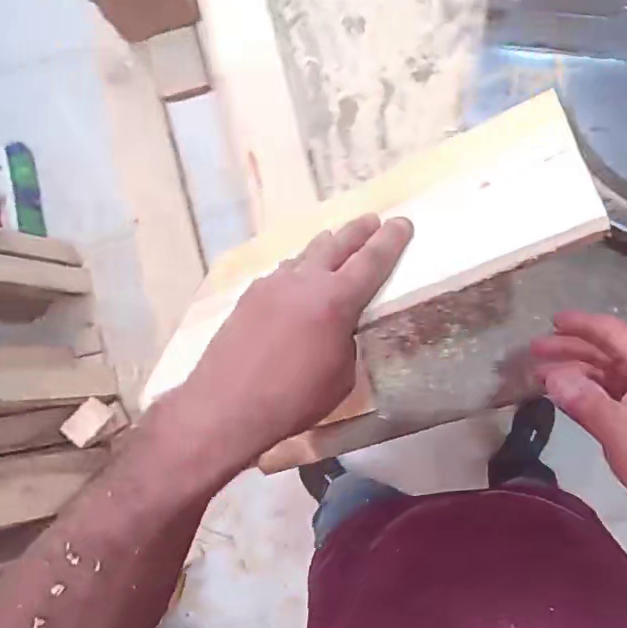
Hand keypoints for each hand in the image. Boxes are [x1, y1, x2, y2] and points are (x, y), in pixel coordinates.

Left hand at [159, 215, 411, 476]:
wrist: (224, 407)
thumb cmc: (295, 398)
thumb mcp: (342, 374)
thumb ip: (348, 341)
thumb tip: (341, 329)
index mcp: (336, 301)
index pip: (372, 261)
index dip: (391, 240)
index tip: (402, 222)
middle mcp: (304, 282)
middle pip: (337, 245)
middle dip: (359, 231)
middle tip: (373, 220)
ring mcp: (272, 286)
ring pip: (305, 255)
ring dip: (326, 246)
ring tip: (336, 240)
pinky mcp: (249, 298)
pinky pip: (283, 272)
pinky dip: (299, 267)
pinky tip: (298, 275)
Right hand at [530, 312, 626, 523]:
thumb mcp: (620, 434)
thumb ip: (585, 401)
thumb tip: (551, 375)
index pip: (615, 332)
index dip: (581, 325)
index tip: (551, 321)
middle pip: (613, 347)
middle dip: (575, 346)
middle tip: (537, 350)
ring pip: (616, 367)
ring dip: (582, 368)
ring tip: (544, 372)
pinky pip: (623, 384)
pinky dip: (597, 385)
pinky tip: (572, 390)